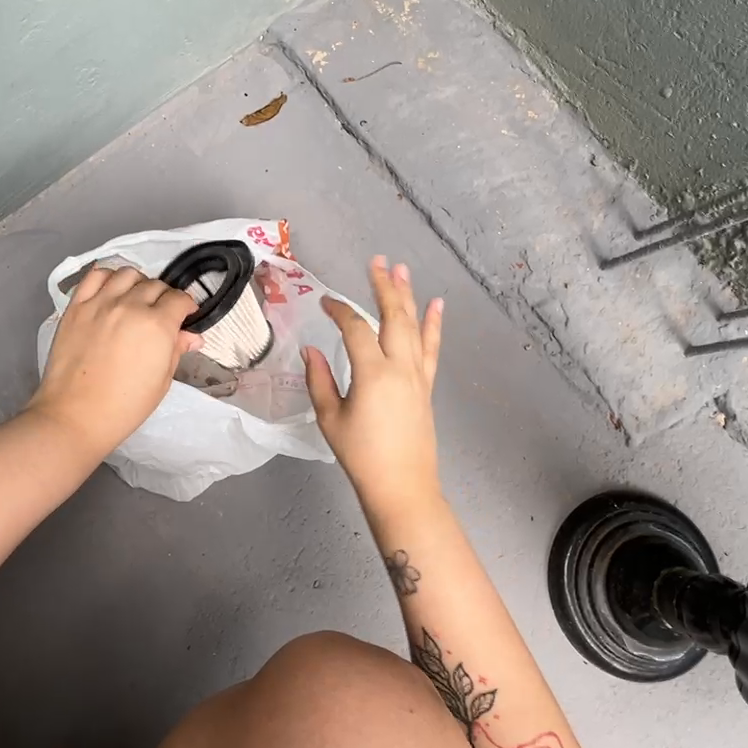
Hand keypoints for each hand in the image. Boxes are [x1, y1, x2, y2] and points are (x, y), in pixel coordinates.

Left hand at [28, 265, 201, 456]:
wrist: (75, 416)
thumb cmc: (125, 407)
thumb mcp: (162, 381)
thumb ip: (176, 350)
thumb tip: (192, 336)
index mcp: (157, 325)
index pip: (179, 299)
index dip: (186, 307)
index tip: (185, 316)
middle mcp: (130, 306)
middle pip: (155, 285)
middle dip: (164, 297)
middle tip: (161, 314)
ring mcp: (100, 303)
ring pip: (127, 274)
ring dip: (138, 283)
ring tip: (136, 299)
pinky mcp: (76, 306)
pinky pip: (94, 276)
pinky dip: (107, 277)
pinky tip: (111, 291)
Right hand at [304, 256, 445, 513]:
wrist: (402, 486)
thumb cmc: (361, 455)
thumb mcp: (330, 418)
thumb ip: (320, 381)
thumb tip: (311, 351)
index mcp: (372, 372)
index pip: (355, 328)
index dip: (339, 311)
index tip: (324, 303)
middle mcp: (399, 366)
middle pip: (392, 316)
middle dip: (383, 286)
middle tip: (377, 261)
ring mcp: (417, 375)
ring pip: (413, 326)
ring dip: (407, 296)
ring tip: (402, 270)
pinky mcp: (426, 386)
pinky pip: (431, 348)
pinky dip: (434, 325)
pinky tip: (436, 306)